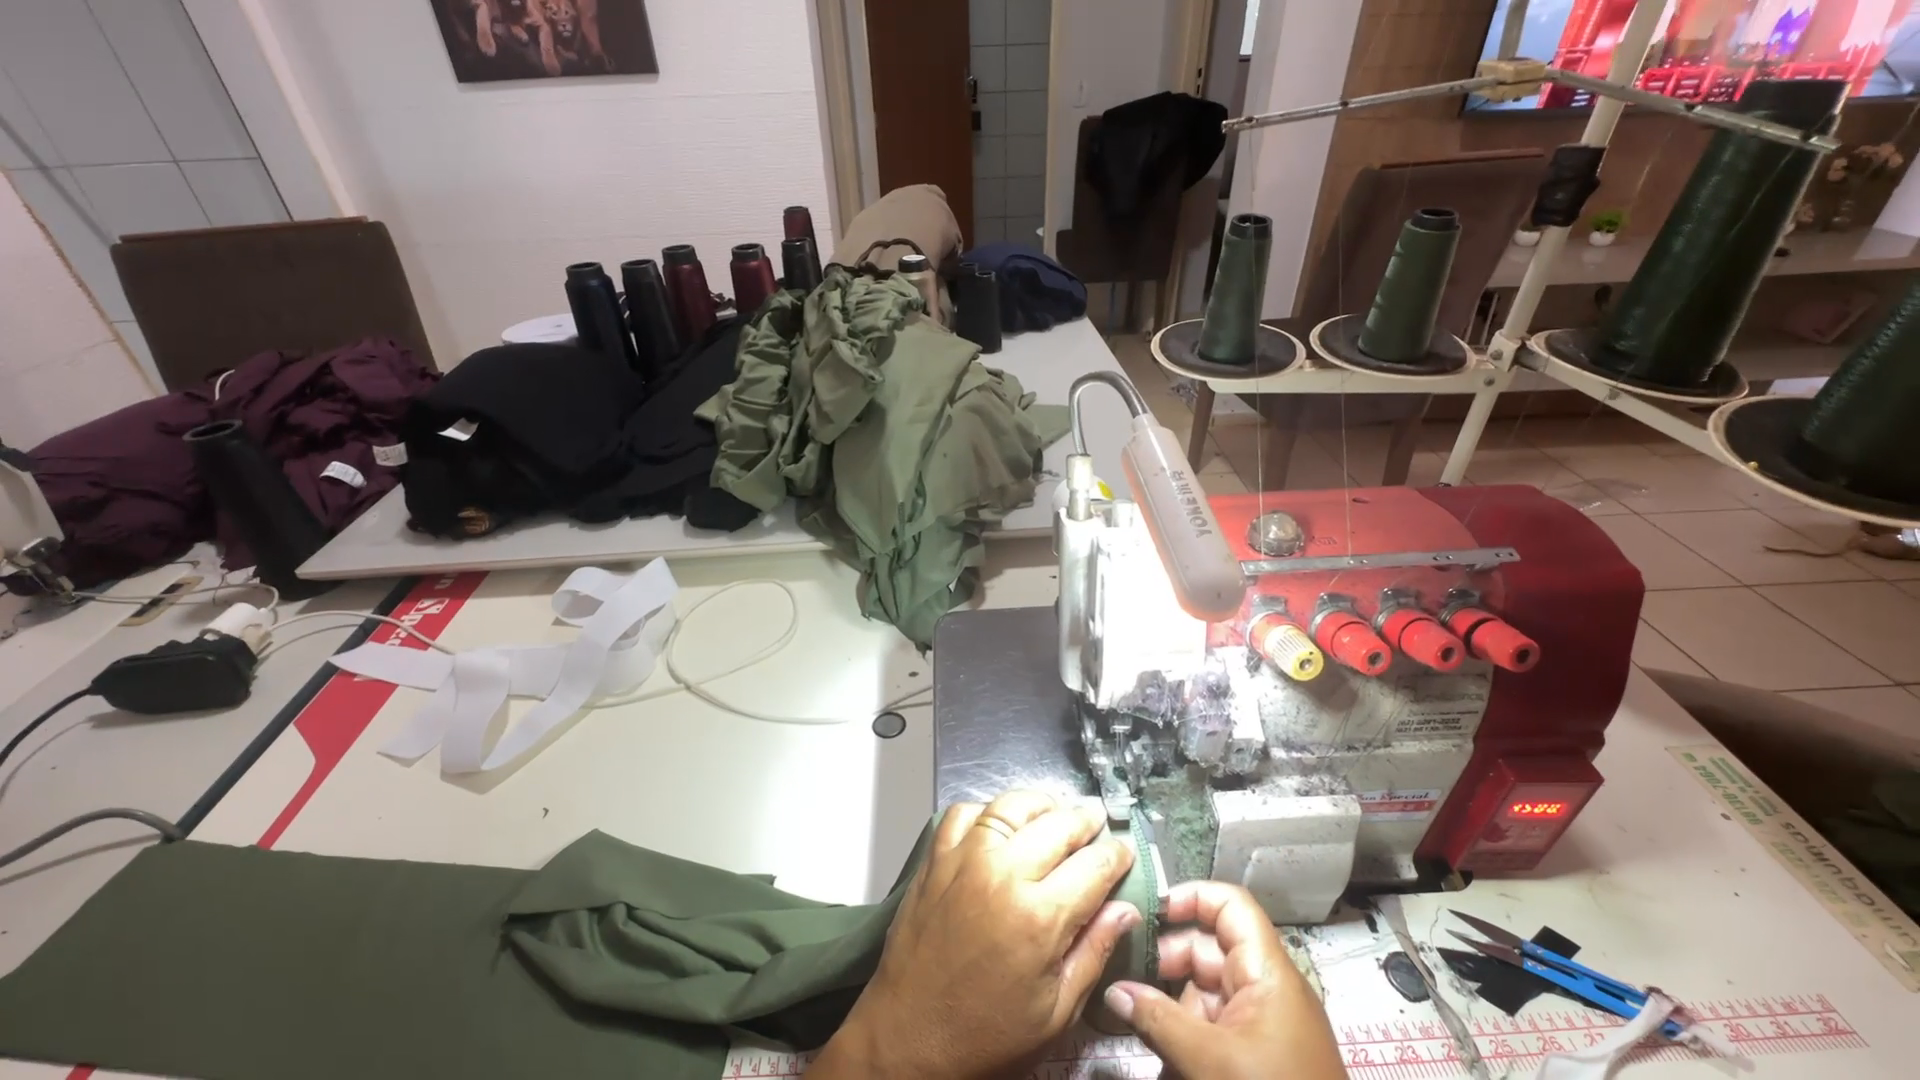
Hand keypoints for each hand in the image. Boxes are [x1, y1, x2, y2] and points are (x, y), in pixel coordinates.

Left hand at [810, 791, 1139, 1079]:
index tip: (1125, 853)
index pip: (1095, 865)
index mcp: (1040, 916)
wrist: (908, 1036)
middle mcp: (1003, 874)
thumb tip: (1126, 908)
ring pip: (1012, 806)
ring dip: (1041, 806)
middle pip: (1059, 824)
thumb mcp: (1056, 1011)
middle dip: (1086, 821)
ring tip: (1055, 814)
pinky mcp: (935, 860)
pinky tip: (1001, 827)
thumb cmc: (987, 1034)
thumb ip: (1094, 951)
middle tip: (1096, 825)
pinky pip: (965, 813)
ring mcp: (964, 860)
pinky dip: (988, 812)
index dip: (1118, 855)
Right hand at [1103, 881, 1345, 1079]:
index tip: (1146, 913)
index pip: (1230, 905)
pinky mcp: (1255, 1053)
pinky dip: (1185, 1035)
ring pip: (1204, 991)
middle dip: (1165, 961)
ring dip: (1170, 1005)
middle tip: (1124, 977)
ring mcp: (1261, 1022)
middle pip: (1208, 948)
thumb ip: (1158, 1021)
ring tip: (1133, 1021)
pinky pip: (1213, 1026)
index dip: (1190, 897)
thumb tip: (1113, 990)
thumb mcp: (1210, 1061)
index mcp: (1267, 971)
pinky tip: (1161, 1058)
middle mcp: (1265, 986)